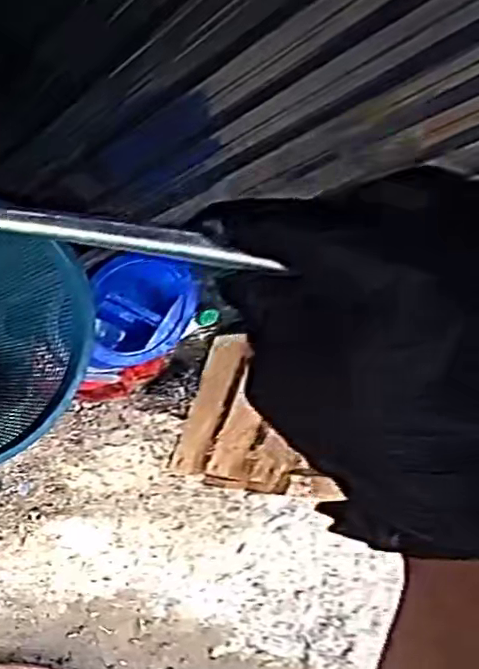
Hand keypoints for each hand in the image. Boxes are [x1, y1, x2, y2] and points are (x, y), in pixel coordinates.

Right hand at [197, 168, 478, 557]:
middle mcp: (462, 246)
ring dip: (380, 229)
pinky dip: (427, 246)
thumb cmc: (377, 433)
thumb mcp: (287, 377)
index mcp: (384, 276)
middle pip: (378, 198)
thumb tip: (256, 281)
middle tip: (283, 252)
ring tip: (346, 268)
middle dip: (324, 220)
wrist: (466, 470)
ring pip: (436, 205)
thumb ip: (273, 316)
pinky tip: (402, 282)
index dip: (241, 226)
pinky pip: (464, 233)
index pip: (293, 225)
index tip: (215, 226)